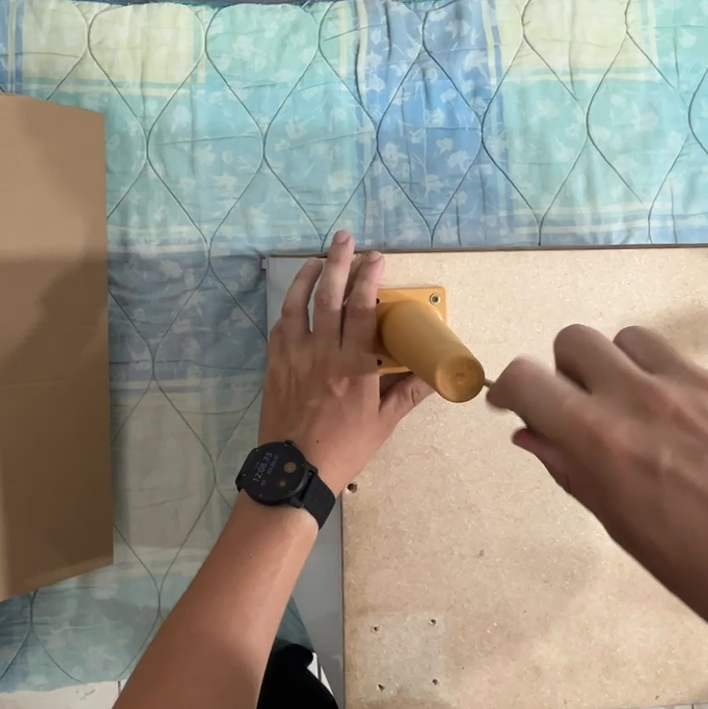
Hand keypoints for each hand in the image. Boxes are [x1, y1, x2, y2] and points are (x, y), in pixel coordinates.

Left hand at [259, 232, 434, 491]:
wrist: (294, 471)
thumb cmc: (343, 449)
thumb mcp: (382, 424)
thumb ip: (406, 394)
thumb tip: (433, 374)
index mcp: (354, 365)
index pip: (363, 309)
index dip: (370, 278)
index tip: (377, 257)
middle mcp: (322, 353)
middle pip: (330, 296)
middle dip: (339, 262)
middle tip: (345, 237)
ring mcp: (294, 356)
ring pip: (298, 305)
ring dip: (307, 276)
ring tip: (317, 258)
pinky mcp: (274, 365)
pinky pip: (280, 327)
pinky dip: (288, 308)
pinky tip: (294, 299)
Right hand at [485, 324, 707, 680]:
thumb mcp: (623, 528)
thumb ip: (572, 469)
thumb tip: (533, 433)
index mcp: (602, 440)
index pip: (525, 377)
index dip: (510, 388)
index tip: (517, 405)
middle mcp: (643, 398)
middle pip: (576, 339)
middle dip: (567, 368)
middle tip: (585, 406)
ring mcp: (701, 386)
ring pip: (633, 340)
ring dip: (623, 367)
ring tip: (644, 411)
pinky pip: (693, 371)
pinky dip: (681, 393)